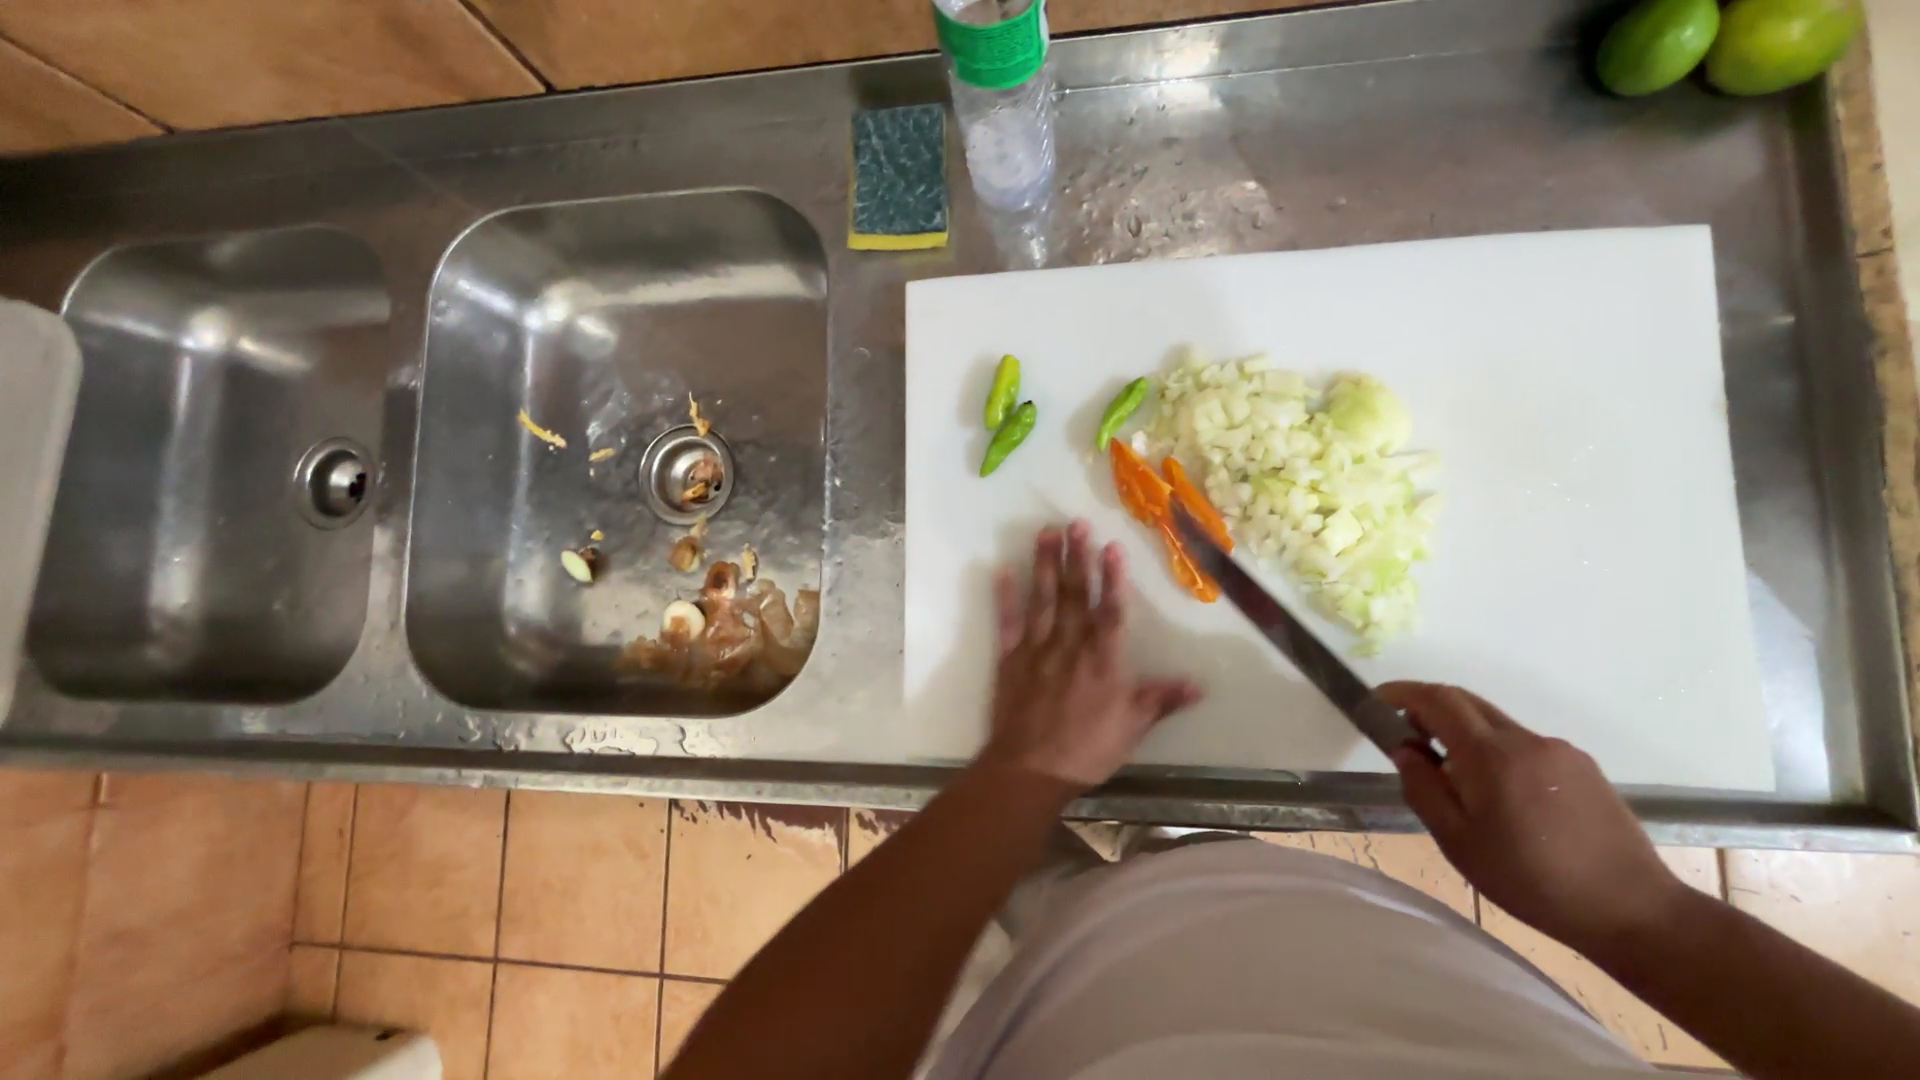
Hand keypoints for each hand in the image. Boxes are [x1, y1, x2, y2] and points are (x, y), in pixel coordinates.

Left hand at [976, 521, 1202, 789]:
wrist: (1032, 769)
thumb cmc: (1088, 750)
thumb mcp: (1133, 728)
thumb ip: (1162, 700)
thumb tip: (1200, 685)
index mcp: (1103, 661)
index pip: (1110, 612)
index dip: (1112, 579)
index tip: (1112, 547)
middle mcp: (1070, 646)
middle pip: (1074, 596)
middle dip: (1076, 558)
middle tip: (1076, 524)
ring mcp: (1037, 650)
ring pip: (1042, 600)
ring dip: (1044, 566)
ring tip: (1046, 533)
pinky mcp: (1010, 659)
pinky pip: (1008, 622)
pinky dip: (1006, 597)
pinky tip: (1004, 570)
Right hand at [1383, 681, 1690, 953]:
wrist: (1632, 910)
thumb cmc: (1530, 881)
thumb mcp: (1457, 842)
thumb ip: (1423, 788)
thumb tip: (1405, 750)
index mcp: (1491, 755)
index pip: (1438, 700)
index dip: (1402, 693)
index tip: (1378, 702)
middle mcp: (1527, 740)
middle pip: (1467, 702)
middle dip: (1429, 708)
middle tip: (1405, 735)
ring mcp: (1560, 751)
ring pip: (1497, 725)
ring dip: (1464, 734)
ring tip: (1454, 778)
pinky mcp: (1584, 767)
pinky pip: (1524, 745)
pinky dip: (1496, 752)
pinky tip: (1501, 796)